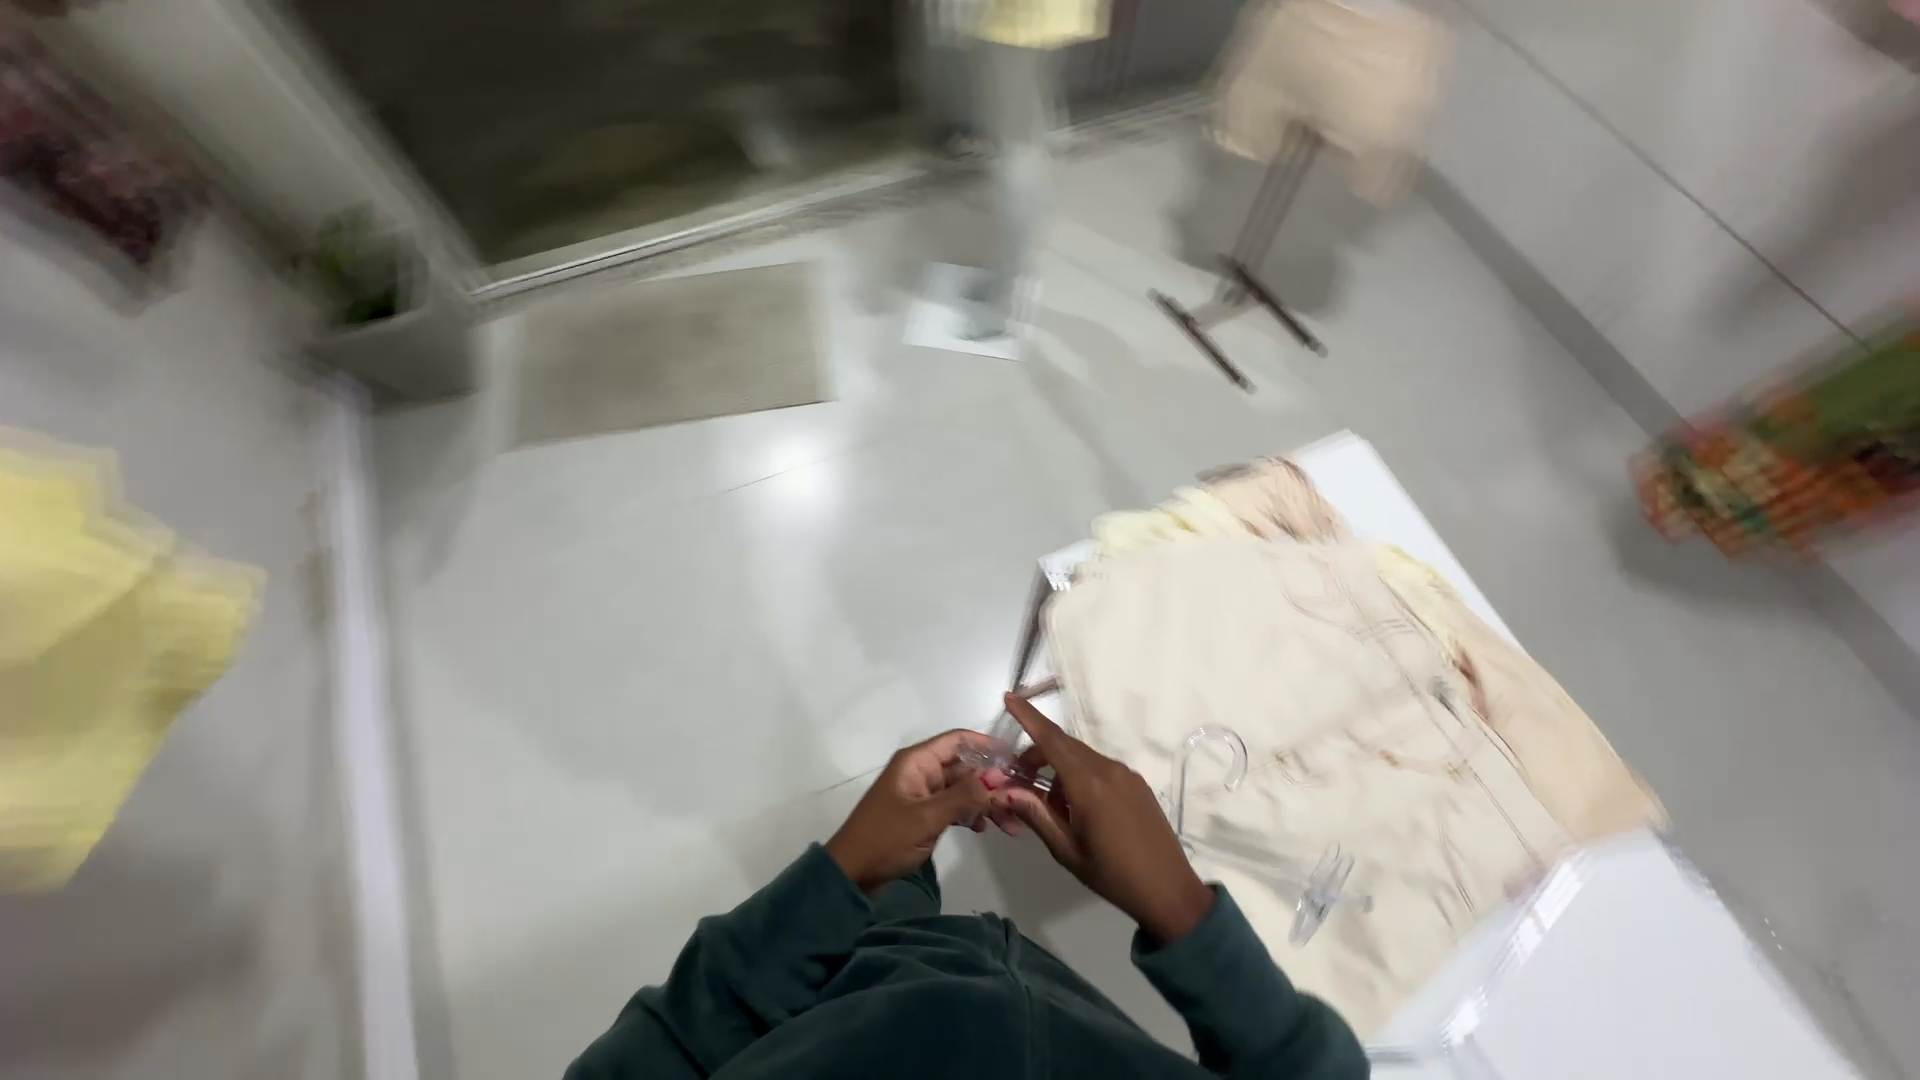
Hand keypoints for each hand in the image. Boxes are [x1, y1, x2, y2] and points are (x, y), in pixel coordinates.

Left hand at [825, 729, 999, 893]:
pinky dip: (970, 815)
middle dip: (993, 783)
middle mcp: (921, 771)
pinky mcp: (923, 815)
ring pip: (962, 789)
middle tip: (1020, 800)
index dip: (987, 746)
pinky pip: (954, 807)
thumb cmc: (886, 839)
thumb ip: (964, 795)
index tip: (1016, 760)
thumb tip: (997, 776)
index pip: (958, 740)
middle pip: (965, 767)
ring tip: (1012, 824)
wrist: (852, 874)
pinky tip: (986, 829)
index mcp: (917, 761)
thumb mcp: (927, 817)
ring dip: (985, 802)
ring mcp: (922, 794)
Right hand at [996, 693, 1215, 943]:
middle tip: (1020, 779)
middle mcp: (1108, 769)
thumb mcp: (1067, 851)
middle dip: (1038, 754)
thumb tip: (1007, 790)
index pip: (1051, 740)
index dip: (1028, 716)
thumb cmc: (1113, 875)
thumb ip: (1036, 815)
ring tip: (1052, 805)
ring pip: (1082, 757)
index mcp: (1088, 784)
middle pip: (1064, 746)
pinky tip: (1078, 808)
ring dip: (1060, 768)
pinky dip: (1080, 776)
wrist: (1170, 891)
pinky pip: (1100, 768)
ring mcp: (1126, 774)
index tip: (1009, 697)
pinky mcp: (1137, 783)